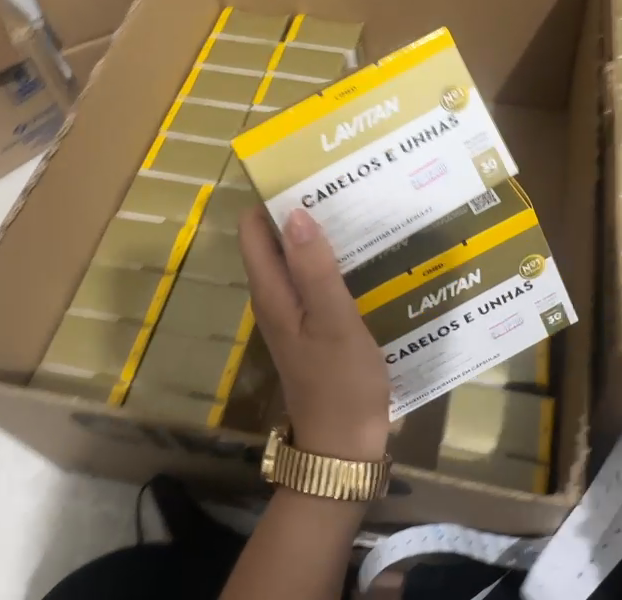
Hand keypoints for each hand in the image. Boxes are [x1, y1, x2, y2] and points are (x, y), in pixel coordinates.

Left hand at [239, 208, 390, 462]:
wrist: (344, 448)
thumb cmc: (340, 383)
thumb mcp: (333, 321)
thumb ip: (314, 268)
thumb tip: (294, 210)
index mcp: (272, 292)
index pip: (253, 229)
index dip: (271, 197)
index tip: (306, 173)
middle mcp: (276, 297)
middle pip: (276, 239)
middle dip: (302, 209)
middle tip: (344, 184)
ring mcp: (296, 313)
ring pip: (300, 258)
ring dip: (322, 234)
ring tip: (361, 208)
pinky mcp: (316, 326)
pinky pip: (318, 279)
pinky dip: (336, 260)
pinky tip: (368, 253)